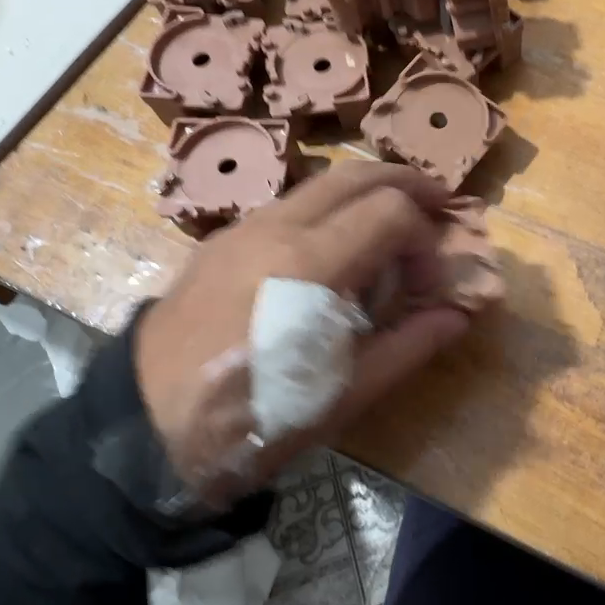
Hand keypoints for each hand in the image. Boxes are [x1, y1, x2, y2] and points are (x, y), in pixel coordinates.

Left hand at [134, 161, 472, 500]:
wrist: (147, 430)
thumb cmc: (255, 417)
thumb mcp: (345, 394)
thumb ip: (410, 345)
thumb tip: (457, 315)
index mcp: (311, 264)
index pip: (392, 211)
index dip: (426, 238)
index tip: (432, 280)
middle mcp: (276, 228)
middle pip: (357, 174)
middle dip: (407, 183)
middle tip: (440, 202)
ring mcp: (241, 229)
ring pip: (318, 185)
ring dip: (365, 192)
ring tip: (392, 222)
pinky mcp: (218, 242)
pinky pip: (286, 206)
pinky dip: (326, 210)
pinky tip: (333, 249)